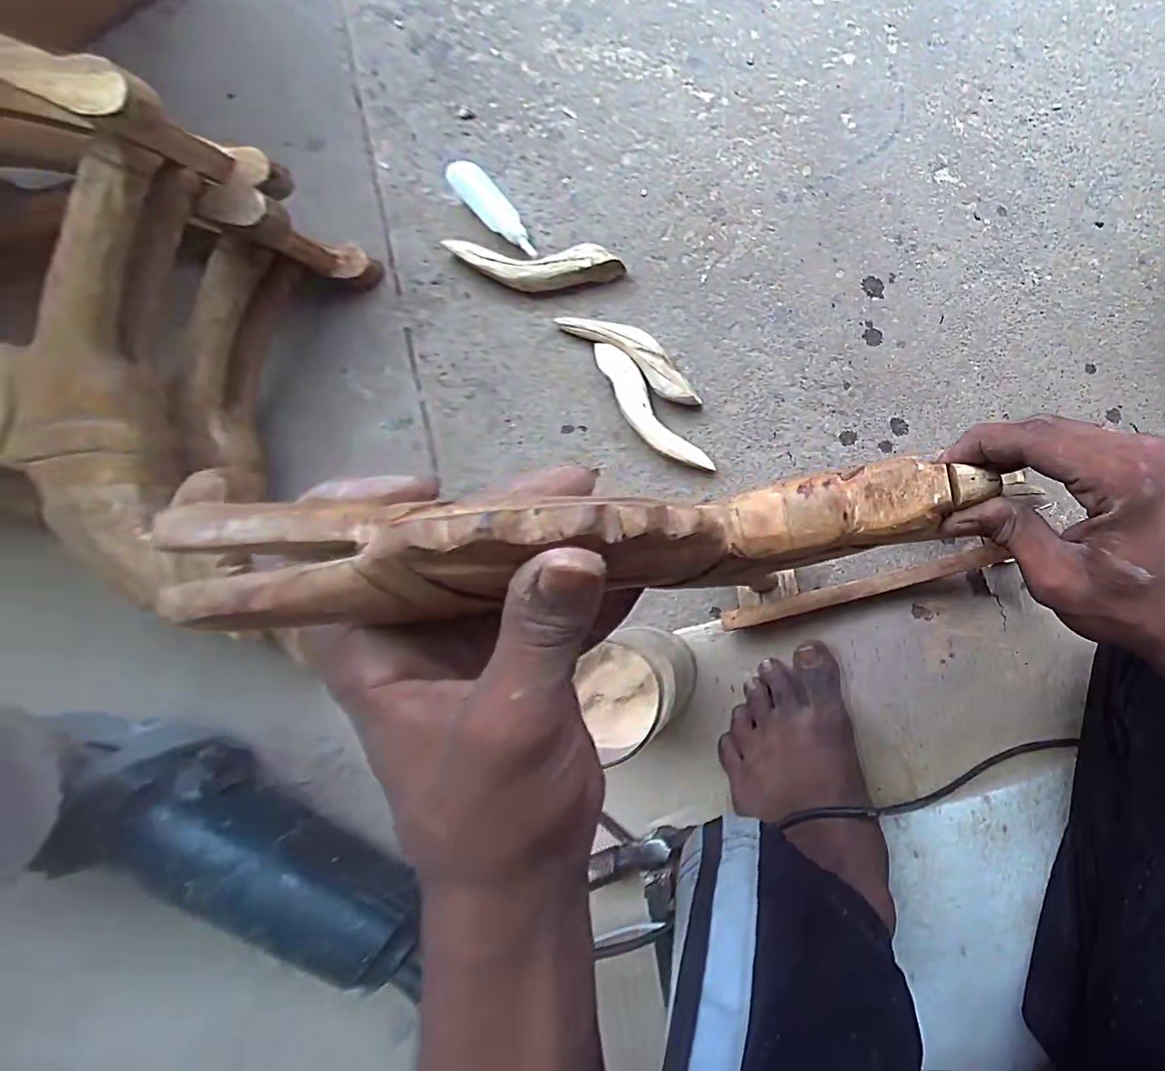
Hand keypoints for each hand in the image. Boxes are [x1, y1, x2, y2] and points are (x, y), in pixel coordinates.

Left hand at [293, 468, 636, 892]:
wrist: (526, 866)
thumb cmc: (489, 807)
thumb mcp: (511, 717)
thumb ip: (538, 633)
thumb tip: (573, 551)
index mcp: (377, 651)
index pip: (342, 568)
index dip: (362, 515)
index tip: (426, 484)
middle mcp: (422, 640)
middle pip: (453, 556)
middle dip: (510, 518)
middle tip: (575, 485)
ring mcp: (482, 650)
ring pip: (515, 578)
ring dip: (562, 549)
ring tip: (614, 515)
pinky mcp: (530, 663)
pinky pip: (561, 610)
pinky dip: (595, 590)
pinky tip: (635, 570)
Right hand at [940, 415, 1164, 657]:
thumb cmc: (1127, 607)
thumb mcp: (1059, 580)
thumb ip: (1013, 534)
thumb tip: (966, 510)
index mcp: (1124, 478)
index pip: (1040, 440)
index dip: (986, 444)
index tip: (950, 462)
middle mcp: (1139, 451)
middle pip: (1048, 428)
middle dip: (995, 445)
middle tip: (957, 472)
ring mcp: (1143, 449)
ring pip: (1060, 430)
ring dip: (1015, 446)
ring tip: (977, 472)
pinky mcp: (1139, 455)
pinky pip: (1077, 439)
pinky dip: (1039, 450)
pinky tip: (1013, 464)